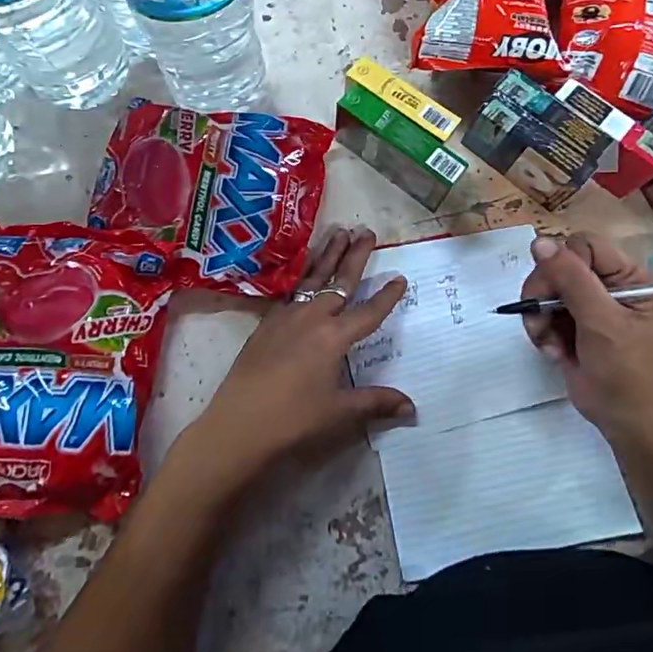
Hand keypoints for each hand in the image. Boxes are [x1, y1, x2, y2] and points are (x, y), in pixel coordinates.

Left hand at [168, 227, 411, 499]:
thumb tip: (411, 406)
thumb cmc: (294, 419)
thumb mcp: (339, 412)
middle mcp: (311, 319)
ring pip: (310, 278)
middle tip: (366, 231)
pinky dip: (300, 275)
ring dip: (325, 255)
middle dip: (354, 256)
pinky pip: (289, 291)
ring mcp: (285, 318)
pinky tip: (302, 270)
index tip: (399, 277)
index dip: (386, 296)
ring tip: (337, 232)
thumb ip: (375, 403)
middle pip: (338, 282)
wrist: (240, 420)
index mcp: (334, 338)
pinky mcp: (265, 323)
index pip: (367, 312)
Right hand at [520, 233, 652, 443]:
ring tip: (549, 342)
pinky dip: (539, 331)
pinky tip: (552, 350)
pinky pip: (540, 312)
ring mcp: (587, 307)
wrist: (630, 421)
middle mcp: (607, 286)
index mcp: (628, 278)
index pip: (583, 246)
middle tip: (541, 319)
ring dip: (538, 317)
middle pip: (556, 266)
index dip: (562, 263)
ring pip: (543, 290)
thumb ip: (571, 279)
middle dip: (544, 294)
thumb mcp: (601, 321)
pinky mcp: (569, 325)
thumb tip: (539, 242)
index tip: (554, 291)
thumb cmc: (628, 371)